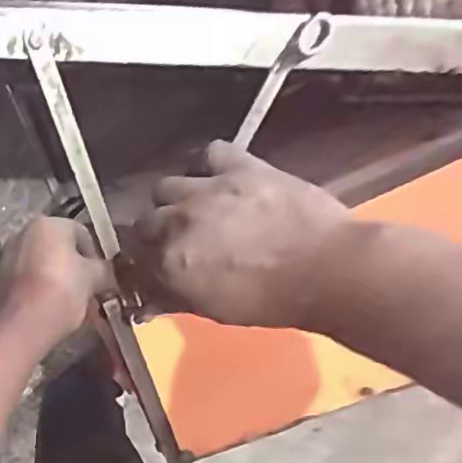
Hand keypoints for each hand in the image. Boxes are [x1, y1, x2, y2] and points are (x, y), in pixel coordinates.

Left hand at [0, 216, 114, 343]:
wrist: (20, 326)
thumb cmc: (61, 292)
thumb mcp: (93, 279)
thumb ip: (104, 270)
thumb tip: (107, 272)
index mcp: (47, 224)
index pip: (81, 233)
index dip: (95, 255)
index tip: (101, 277)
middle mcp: (20, 235)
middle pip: (55, 249)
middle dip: (70, 267)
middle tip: (83, 290)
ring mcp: (2, 259)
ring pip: (36, 266)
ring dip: (50, 279)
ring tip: (63, 303)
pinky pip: (20, 283)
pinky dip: (31, 292)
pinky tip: (41, 310)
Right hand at [137, 141, 356, 327]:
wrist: (327, 270)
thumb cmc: (267, 300)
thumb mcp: (209, 308)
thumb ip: (173, 297)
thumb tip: (148, 300)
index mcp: (167, 263)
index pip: (134, 262)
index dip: (142, 267)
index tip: (153, 272)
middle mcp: (177, 223)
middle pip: (143, 222)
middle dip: (153, 234)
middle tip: (174, 242)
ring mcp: (207, 192)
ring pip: (165, 187)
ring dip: (173, 200)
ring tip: (194, 209)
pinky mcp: (241, 168)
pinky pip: (210, 153)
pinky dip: (208, 165)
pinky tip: (218, 178)